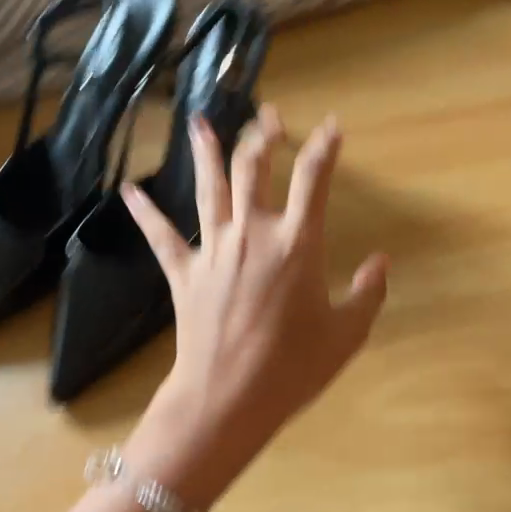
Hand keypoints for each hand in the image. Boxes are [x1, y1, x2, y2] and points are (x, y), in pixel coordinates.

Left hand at [122, 106, 388, 502]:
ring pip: (209, 189)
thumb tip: (380, 262)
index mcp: (298, 243)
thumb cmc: (293, 368)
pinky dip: (146, 213)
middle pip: (256, 169)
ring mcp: (214, 250)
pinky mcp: (184, 274)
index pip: (314, 179)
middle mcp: (254, 234)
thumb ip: (367, 294)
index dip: (325, 147)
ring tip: (201, 122)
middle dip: (263, 136)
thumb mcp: (346, 335)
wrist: (228, 397)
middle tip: (268, 114)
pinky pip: (163, 236)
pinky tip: (130, 191)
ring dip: (207, 152)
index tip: (332, 126)